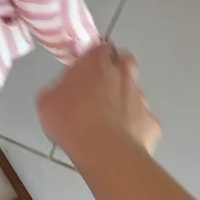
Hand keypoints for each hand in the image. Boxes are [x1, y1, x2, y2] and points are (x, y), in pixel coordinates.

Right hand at [38, 41, 160, 155]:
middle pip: (125, 62)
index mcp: (96, 62)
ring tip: (108, 121)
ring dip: (124, 101)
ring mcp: (142, 99)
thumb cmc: (71, 121)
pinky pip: (142, 122)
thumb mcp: (47, 101)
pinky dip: (133, 127)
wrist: (104, 152)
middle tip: (100, 88)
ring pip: (134, 93)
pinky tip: (120, 140)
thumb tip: (64, 92)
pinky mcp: (152, 123)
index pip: (100, 47)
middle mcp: (123, 74)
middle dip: (116, 69)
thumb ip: (59, 88)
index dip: (93, 56)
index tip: (85, 69)